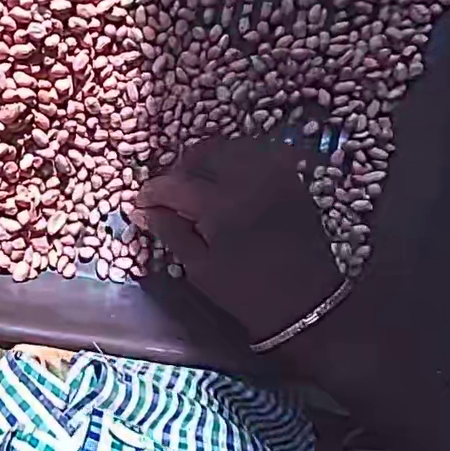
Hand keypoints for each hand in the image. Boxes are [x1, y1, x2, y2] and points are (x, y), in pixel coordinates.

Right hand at [137, 138, 343, 342]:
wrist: (307, 302)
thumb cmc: (247, 291)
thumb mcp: (199, 267)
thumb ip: (170, 231)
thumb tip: (143, 210)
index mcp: (219, 204)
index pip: (174, 185)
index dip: (152, 192)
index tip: (142, 203)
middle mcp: (246, 178)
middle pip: (203, 154)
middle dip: (181, 170)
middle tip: (171, 194)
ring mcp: (273, 175)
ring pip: (232, 148)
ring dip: (209, 160)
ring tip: (200, 184)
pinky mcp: (291, 179)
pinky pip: (259, 155)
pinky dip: (239, 160)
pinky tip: (230, 182)